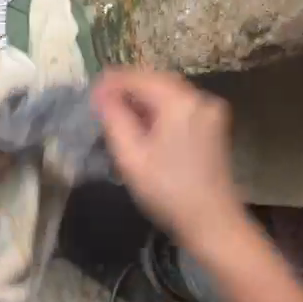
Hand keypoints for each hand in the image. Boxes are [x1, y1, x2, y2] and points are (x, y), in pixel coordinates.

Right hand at [92, 69, 249, 250]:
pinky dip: (158, 108)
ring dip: (141, 97)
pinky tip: (143, 123)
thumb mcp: (130, 156)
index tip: (90, 95)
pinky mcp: (213, 124)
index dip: (110, 83)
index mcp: (179, 101)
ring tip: (116, 113)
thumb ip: (113, 118)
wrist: (213, 223)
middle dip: (126, 88)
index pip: (137, 78)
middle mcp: (198, 97)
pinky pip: (179, 104)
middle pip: (155, 80)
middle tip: (100, 103)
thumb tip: (100, 93)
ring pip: (167, 92)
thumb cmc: (167, 191)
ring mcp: (209, 110)